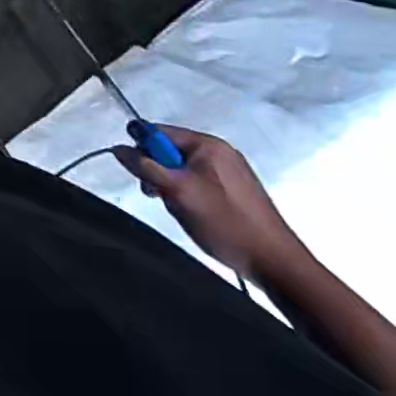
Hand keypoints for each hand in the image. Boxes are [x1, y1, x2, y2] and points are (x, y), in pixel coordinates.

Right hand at [116, 126, 308, 278]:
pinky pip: (199, 182)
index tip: (141, 176)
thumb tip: (118, 148)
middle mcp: (220, 151)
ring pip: (183, 169)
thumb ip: (144, 167)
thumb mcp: (177, 192)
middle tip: (161, 197)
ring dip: (173, 187)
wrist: (276, 263)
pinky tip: (197, 215)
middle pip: (170, 150)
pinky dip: (190, 195)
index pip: (159, 131)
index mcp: (208, 144)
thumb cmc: (224, 223)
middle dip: (158, 172)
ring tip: (181, 210)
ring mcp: (231, 171)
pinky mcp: (237, 191)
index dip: (143, 150)